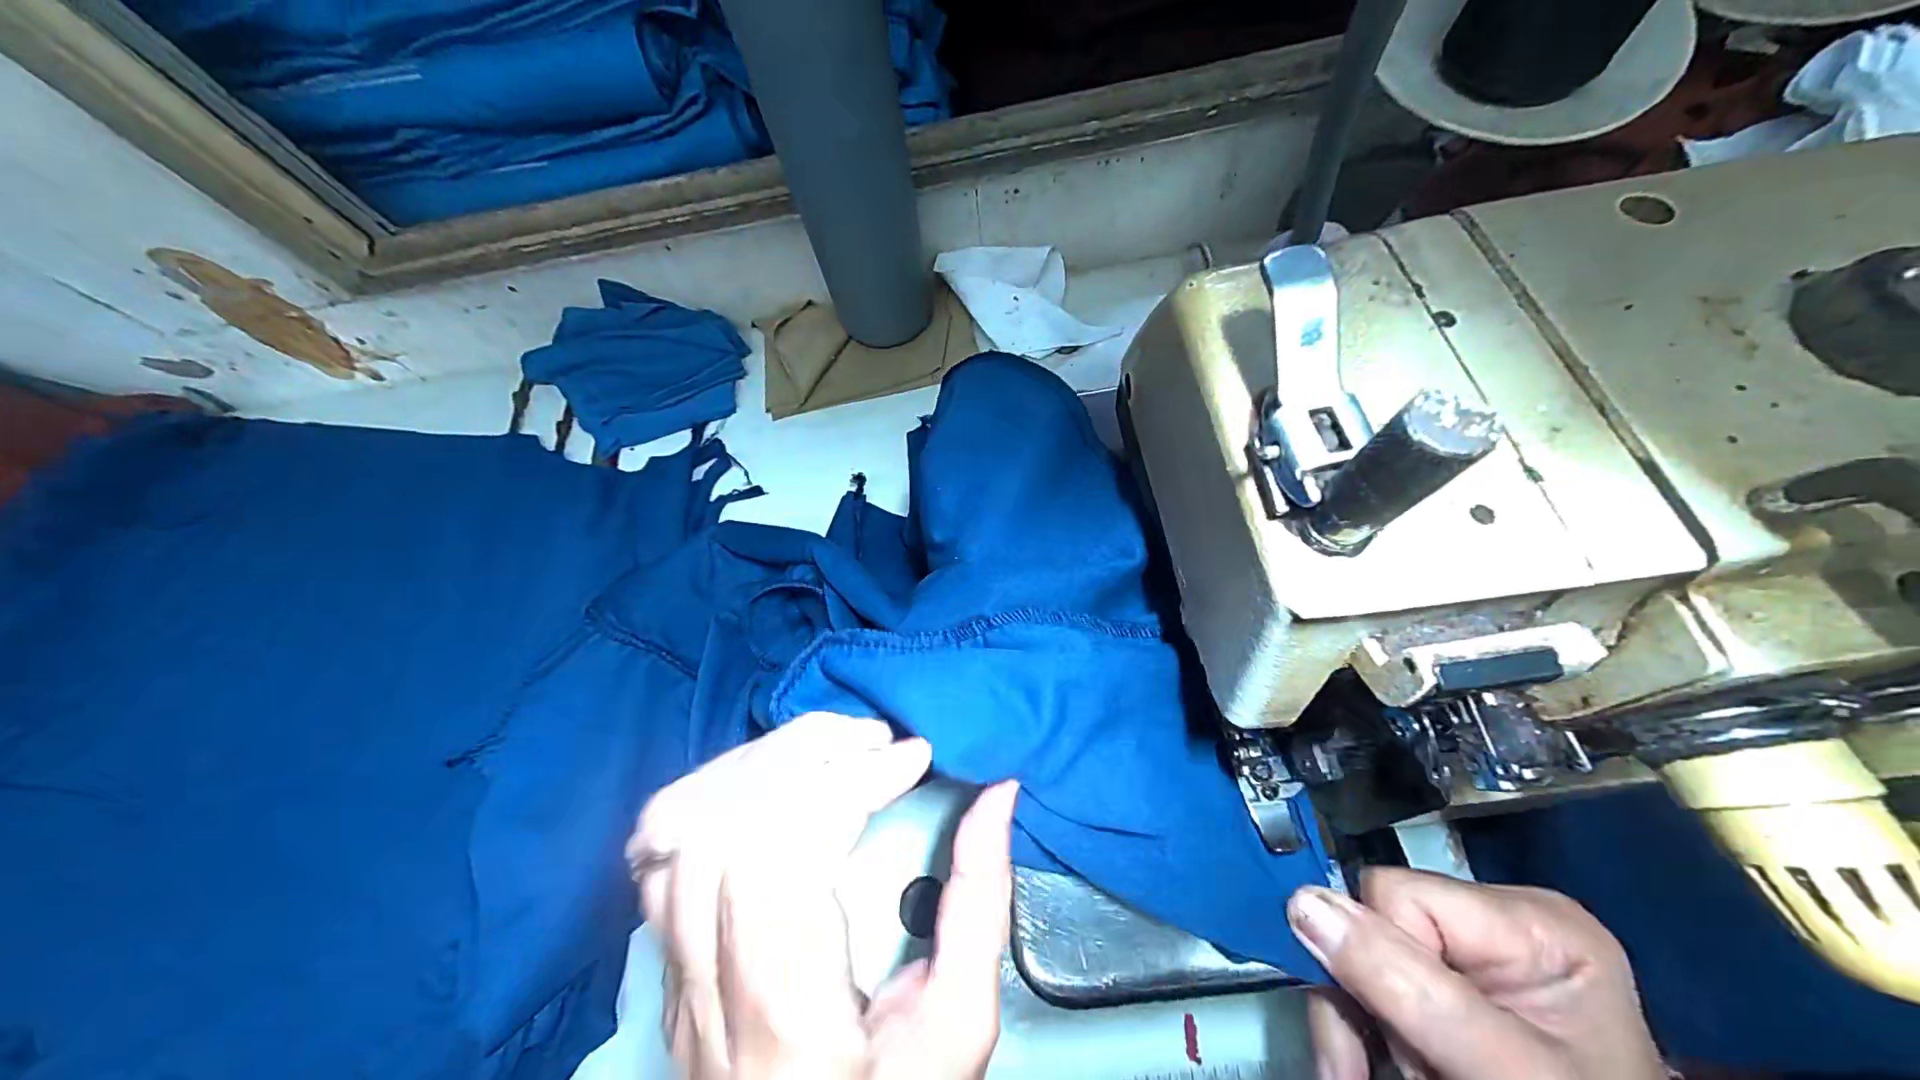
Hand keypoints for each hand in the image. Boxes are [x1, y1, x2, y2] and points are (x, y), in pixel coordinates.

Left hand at [627, 712, 1018, 1079]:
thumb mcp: (957, 1026)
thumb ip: (978, 906)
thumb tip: (997, 796)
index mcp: (786, 1015)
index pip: (778, 859)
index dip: (845, 783)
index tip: (910, 758)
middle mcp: (708, 989)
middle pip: (721, 829)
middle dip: (803, 756)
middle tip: (872, 740)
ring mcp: (673, 973)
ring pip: (679, 829)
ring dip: (760, 761)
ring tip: (827, 748)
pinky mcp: (666, 958)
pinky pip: (657, 850)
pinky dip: (712, 789)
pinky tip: (766, 777)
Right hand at [1288, 868, 1666, 1079]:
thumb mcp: (1505, 1069)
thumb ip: (1411, 989)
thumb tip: (1304, 903)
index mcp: (1532, 924)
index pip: (1397, 895)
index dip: (1379, 960)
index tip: (1411, 1044)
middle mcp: (1498, 926)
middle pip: (1371, 927)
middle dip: (1362, 1004)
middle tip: (1389, 1072)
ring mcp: (1475, 962)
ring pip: (1358, 960)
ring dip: (1350, 1024)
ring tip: (1363, 1074)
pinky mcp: (1450, 995)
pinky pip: (1371, 988)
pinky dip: (1358, 1034)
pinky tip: (1364, 1068)